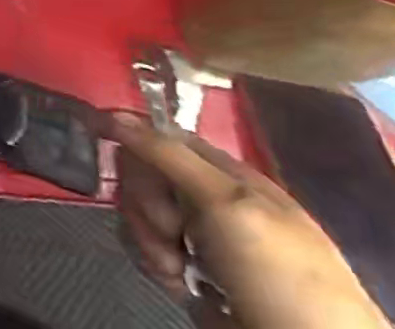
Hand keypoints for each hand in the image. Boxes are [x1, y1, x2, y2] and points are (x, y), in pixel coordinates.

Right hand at [107, 113, 389, 328]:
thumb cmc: (280, 279)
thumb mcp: (230, 206)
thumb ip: (170, 156)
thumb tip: (114, 113)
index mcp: (230, 178)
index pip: (163, 137)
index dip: (133, 141)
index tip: (114, 155)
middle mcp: (210, 202)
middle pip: (144, 174)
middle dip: (144, 200)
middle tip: (171, 229)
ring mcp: (199, 239)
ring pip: (138, 211)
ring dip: (146, 236)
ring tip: (175, 266)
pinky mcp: (186, 270)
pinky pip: (143, 245)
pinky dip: (150, 261)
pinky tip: (174, 280)